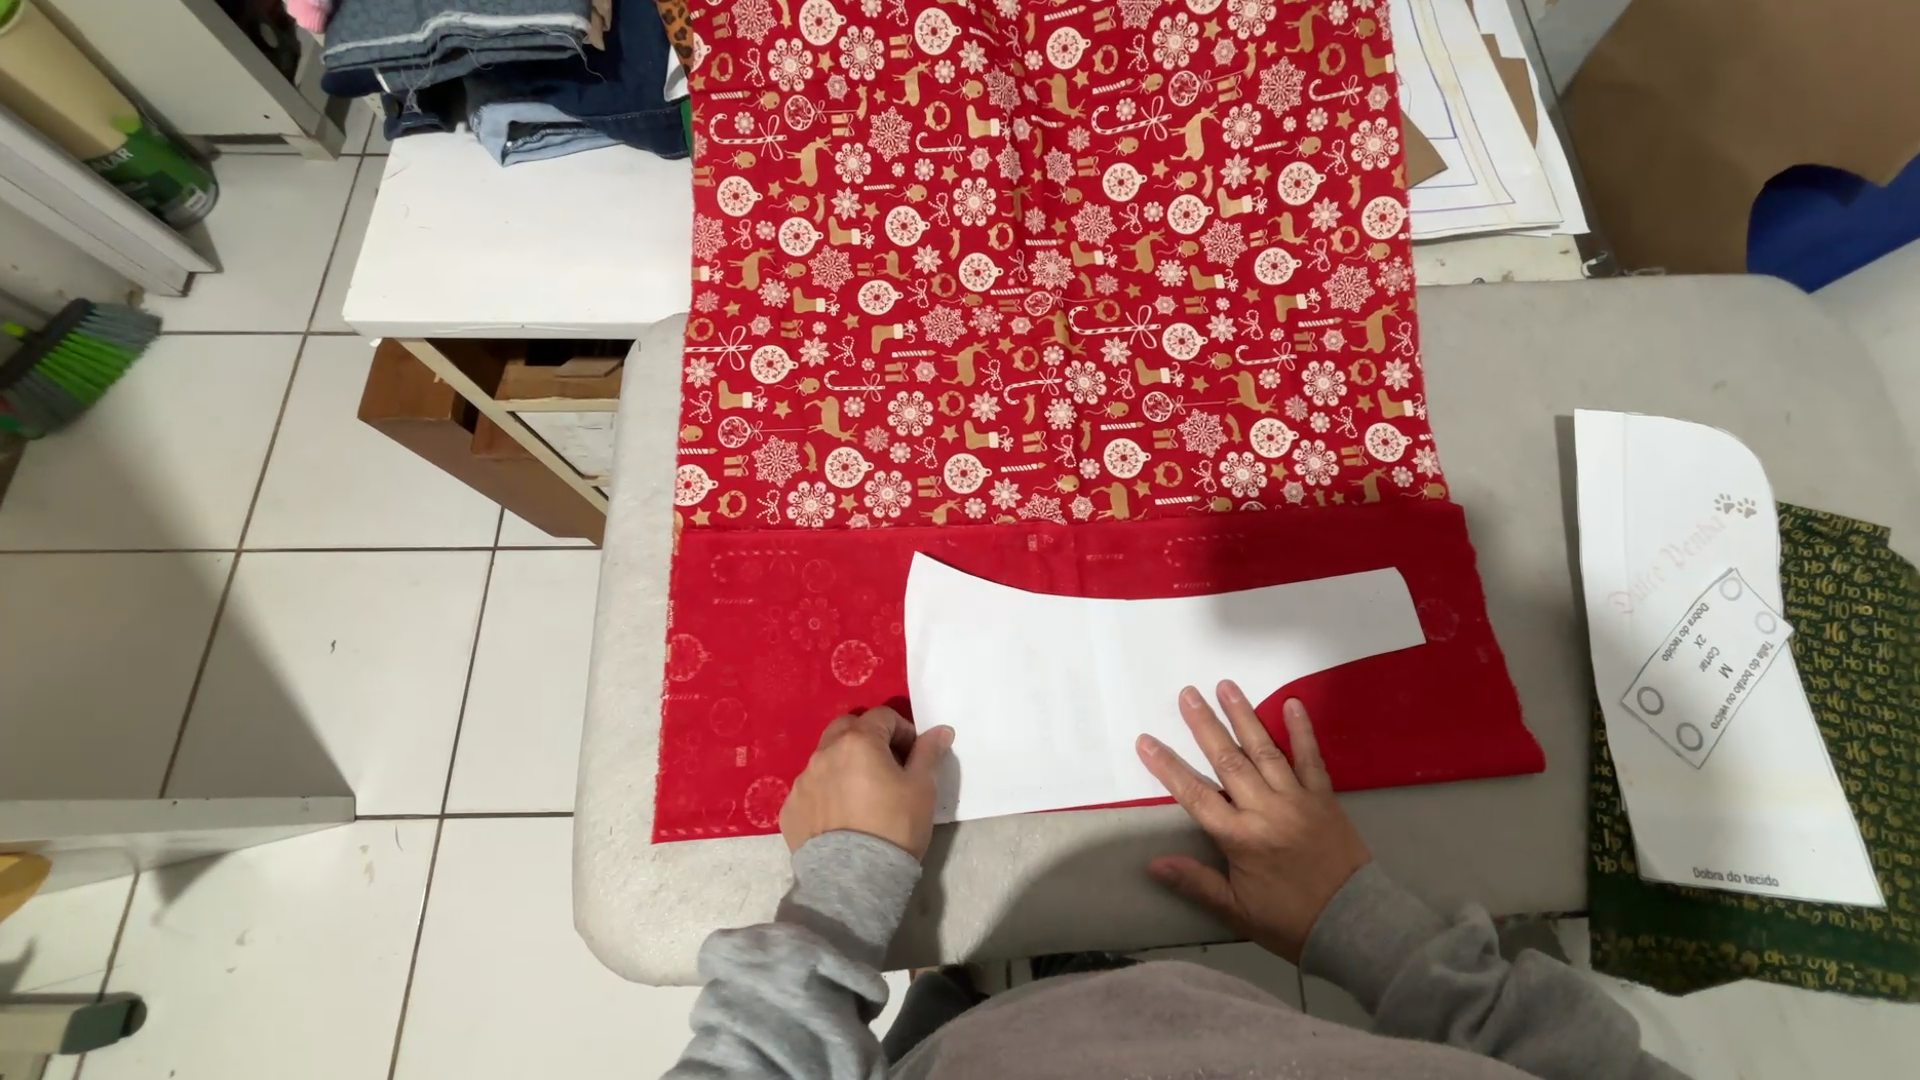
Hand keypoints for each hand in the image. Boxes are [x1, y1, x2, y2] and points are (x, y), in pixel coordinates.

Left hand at [779, 706, 952, 859]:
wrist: (852, 881)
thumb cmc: (894, 826)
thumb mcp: (922, 788)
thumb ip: (928, 753)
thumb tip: (941, 730)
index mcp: (858, 741)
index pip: (883, 717)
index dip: (902, 731)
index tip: (913, 754)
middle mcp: (825, 753)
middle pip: (847, 728)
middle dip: (868, 738)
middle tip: (886, 765)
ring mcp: (803, 781)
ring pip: (826, 758)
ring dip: (845, 764)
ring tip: (862, 795)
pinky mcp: (791, 809)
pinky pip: (812, 789)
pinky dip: (827, 792)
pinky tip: (841, 817)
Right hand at [1137, 682, 1371, 962]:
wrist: (1358, 927)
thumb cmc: (1291, 921)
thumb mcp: (1237, 912)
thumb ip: (1196, 883)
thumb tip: (1153, 864)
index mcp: (1241, 838)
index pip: (1195, 795)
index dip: (1168, 767)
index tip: (1146, 741)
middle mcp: (1266, 810)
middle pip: (1227, 761)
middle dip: (1204, 725)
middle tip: (1187, 694)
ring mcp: (1297, 799)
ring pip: (1264, 751)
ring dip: (1243, 716)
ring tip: (1225, 686)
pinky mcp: (1324, 797)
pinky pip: (1311, 758)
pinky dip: (1302, 731)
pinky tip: (1293, 703)